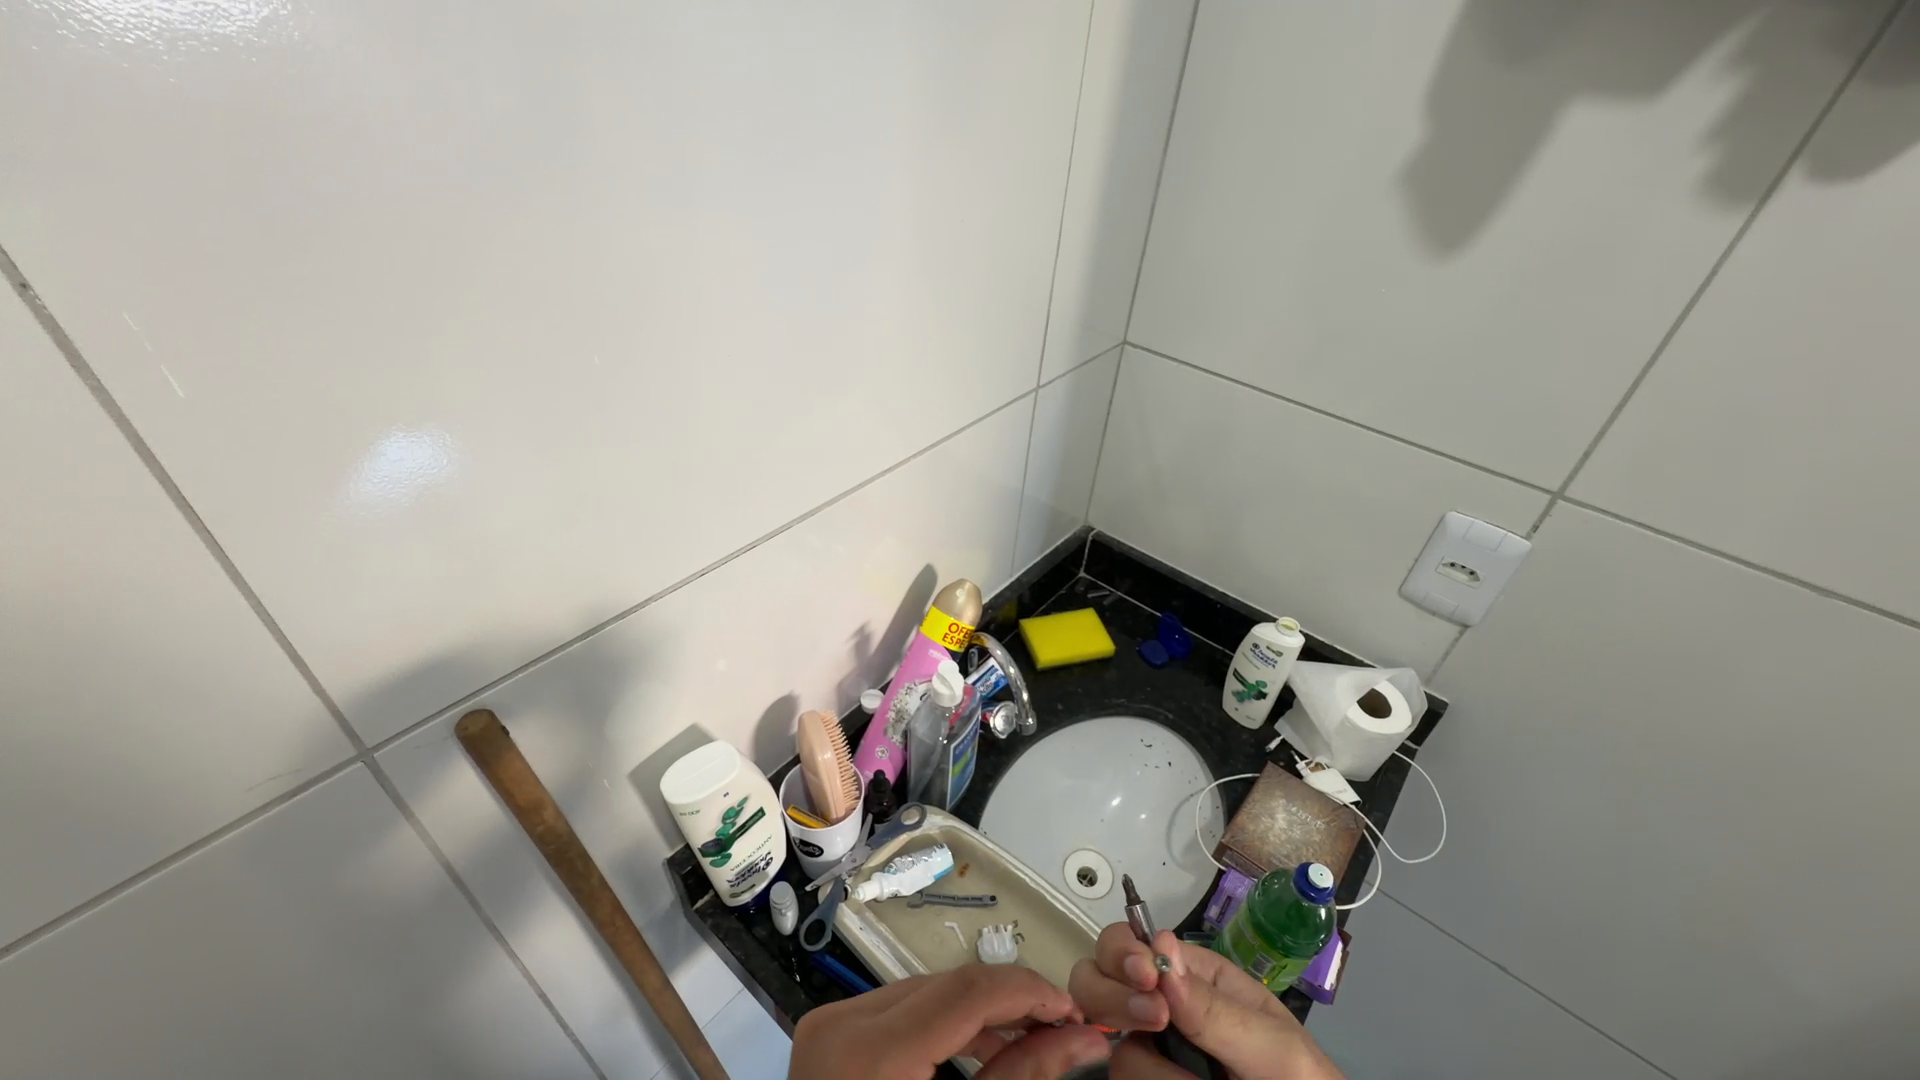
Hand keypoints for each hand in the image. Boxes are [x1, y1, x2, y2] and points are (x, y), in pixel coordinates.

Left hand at [789, 962, 1110, 1079]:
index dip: (1029, 992)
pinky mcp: (830, 1032)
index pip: (967, 991)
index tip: (1074, 1011)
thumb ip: (1021, 1077)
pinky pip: (900, 1009)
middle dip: (1009, 1000)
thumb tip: (1080, 1038)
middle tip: (1061, 1024)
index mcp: (872, 1053)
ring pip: (926, 991)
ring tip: (1031, 1034)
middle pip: (947, 987)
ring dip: (980, 1009)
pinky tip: (980, 1045)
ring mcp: (831, 1024)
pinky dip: (943, 1022)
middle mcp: (843, 1022)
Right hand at [1069, 924, 1345, 1079]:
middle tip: (1156, 1023)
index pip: (1129, 943)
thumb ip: (1215, 1007)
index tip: (1145, 977)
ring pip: (1107, 1044)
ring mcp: (1148, 1053)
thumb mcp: (1271, 1045)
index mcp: (1189, 977)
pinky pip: (1119, 1077)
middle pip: (1093, 981)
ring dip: (1151, 1066)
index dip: (1123, 953)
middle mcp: (1157, 1009)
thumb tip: (1161, 950)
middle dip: (1112, 999)